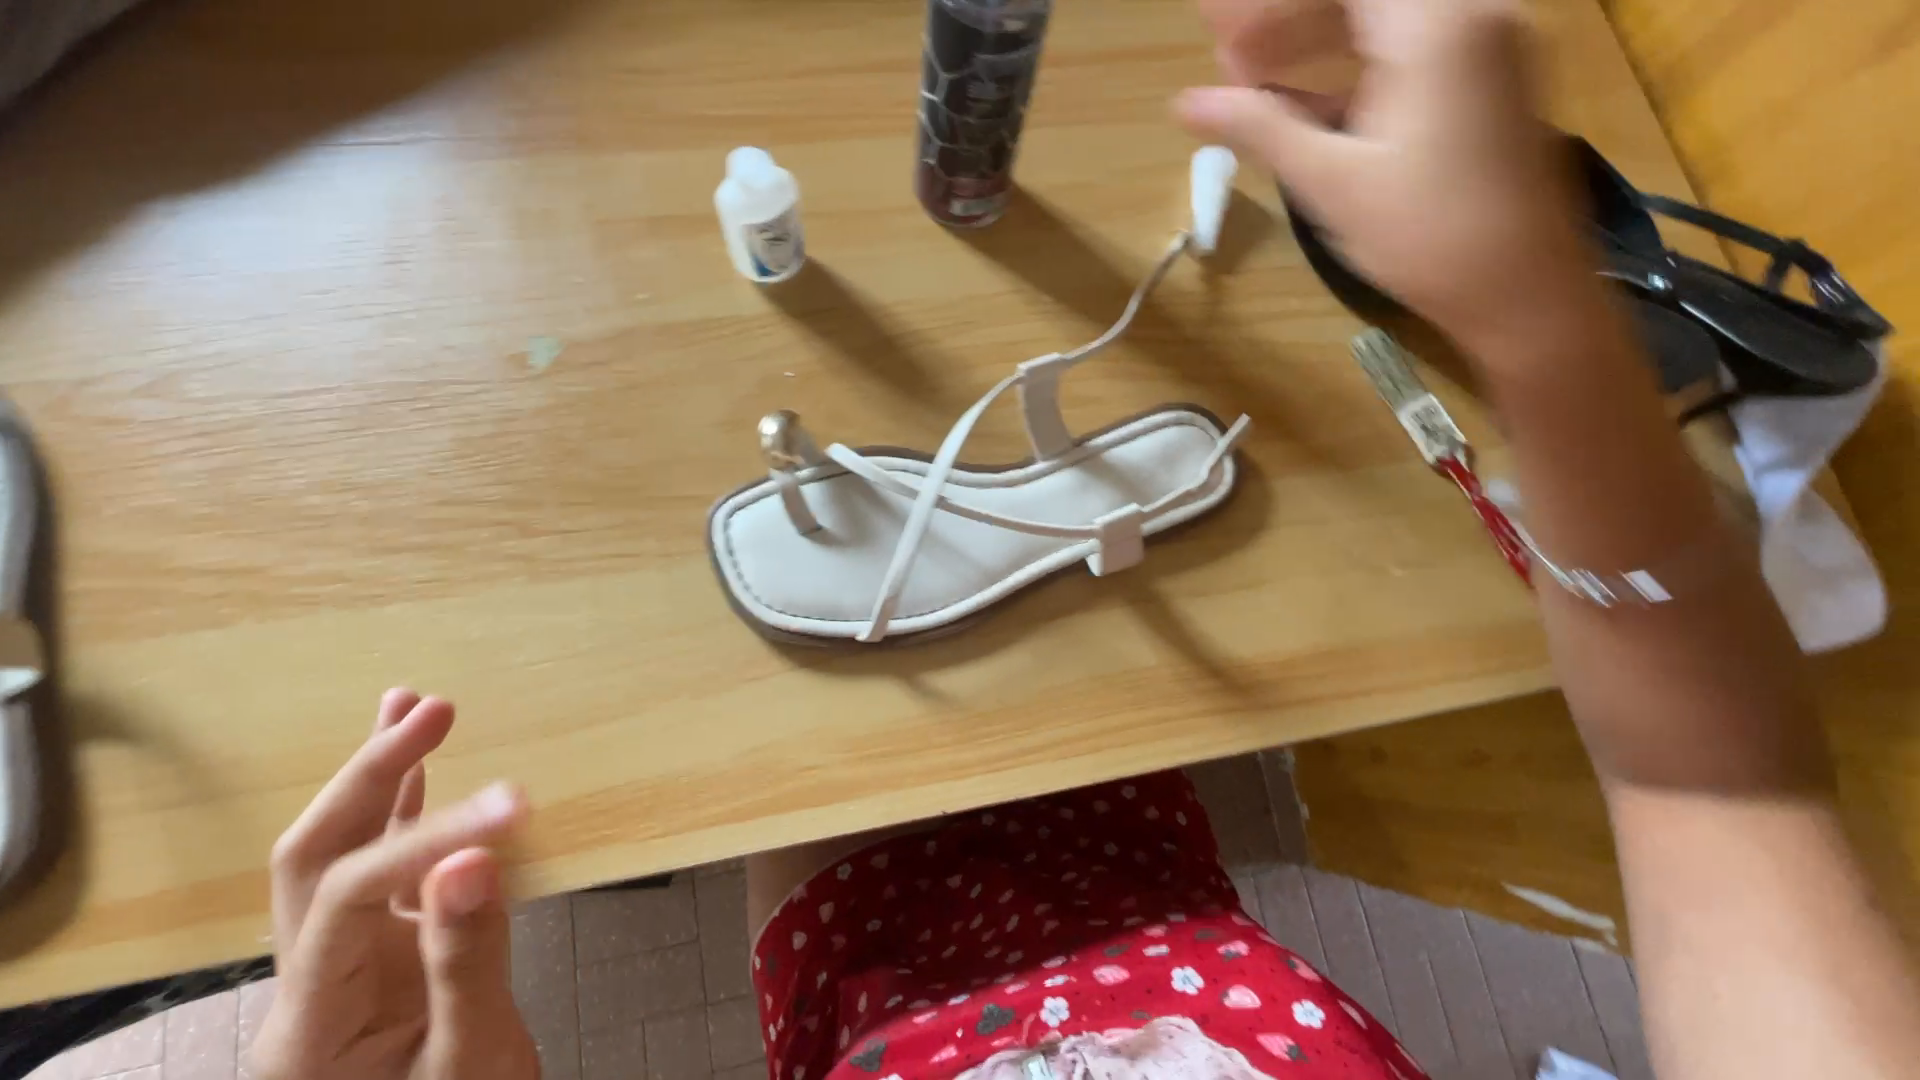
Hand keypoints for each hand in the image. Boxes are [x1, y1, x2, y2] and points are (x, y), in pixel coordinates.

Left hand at [251, 690, 537, 1079]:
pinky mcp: (387, 949)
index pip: (351, 896)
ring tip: (412, 706)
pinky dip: (403, 811)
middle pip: (315, 857)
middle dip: (372, 777)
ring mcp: (346, 960)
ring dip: (378, 777)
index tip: (516, 806)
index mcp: (312, 1018)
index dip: (430, 841)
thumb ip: (466, 962)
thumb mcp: (469, 1057)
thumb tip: (474, 859)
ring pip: (342, 853)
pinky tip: (419, 766)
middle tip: (435, 713)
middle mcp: (310, 978)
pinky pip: (385, 869)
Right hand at [1179, 0, 1596, 351]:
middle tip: (1224, 55)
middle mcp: (1468, 11)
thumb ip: (1260, 128)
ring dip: (1310, 37)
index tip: (1209, 20)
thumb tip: (1186, 103)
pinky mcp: (1481, 75)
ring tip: (1247, 76)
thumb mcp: (1332, 183)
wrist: (1521, 286)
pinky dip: (1348, 60)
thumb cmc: (1426, 238)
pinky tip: (1298, 99)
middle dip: (1284, 18)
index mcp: (1433, 26)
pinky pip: (1405, 42)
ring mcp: (1481, 41)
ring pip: (1380, 17)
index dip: (1265, 5)